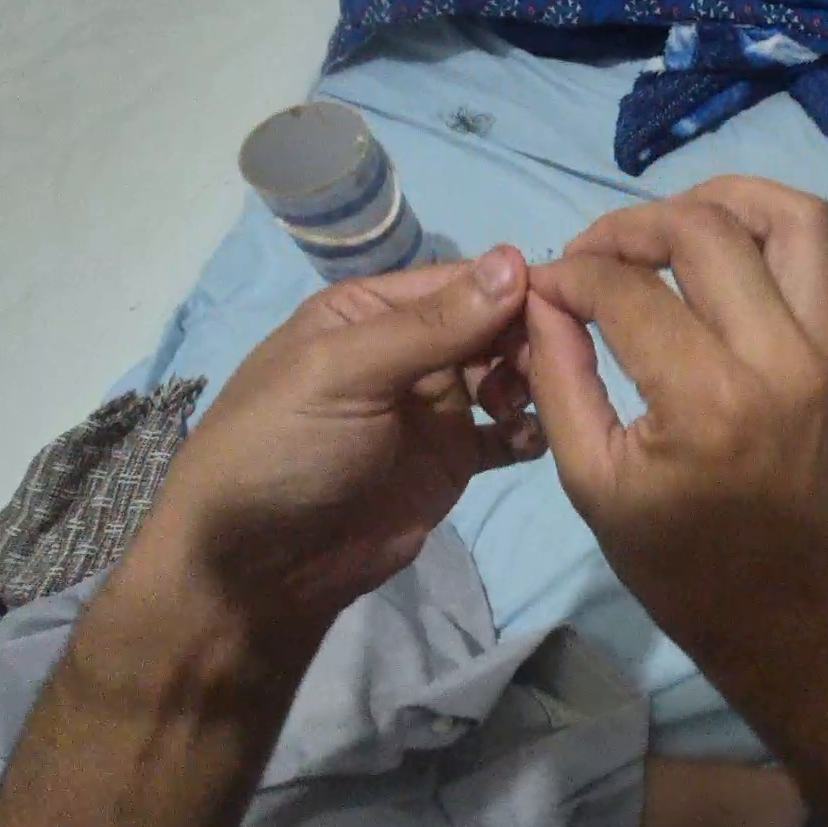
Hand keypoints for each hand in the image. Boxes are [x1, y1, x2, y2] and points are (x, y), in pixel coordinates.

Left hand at [145, 247, 543, 626]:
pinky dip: (527, 434)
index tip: (561, 308)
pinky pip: (506, 436)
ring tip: (523, 410)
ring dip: (529, 386)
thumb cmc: (287, 449)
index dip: (511, 290)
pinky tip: (532, 442)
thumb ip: (434, 324)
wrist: (265, 567)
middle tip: (546, 371)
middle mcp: (410, 352)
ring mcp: (436, 408)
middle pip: (490, 329)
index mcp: (372, 312)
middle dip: (524, 343)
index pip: (459, 283)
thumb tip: (515, 259)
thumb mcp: (347, 372)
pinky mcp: (455, 459)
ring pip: (506, 379)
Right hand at [524, 177, 827, 658]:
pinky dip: (807, 255)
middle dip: (633, 223)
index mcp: (708, 401)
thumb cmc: (675, 561)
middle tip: (596, 254)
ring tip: (678, 225)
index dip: (570, 275)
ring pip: (801, 222)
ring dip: (733, 202)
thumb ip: (558, 377)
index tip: (546, 285)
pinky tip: (756, 272)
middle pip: (708, 230)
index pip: (628, 291)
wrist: (773, 608)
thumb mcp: (591, 479)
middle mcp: (781, 360)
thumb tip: (542, 296)